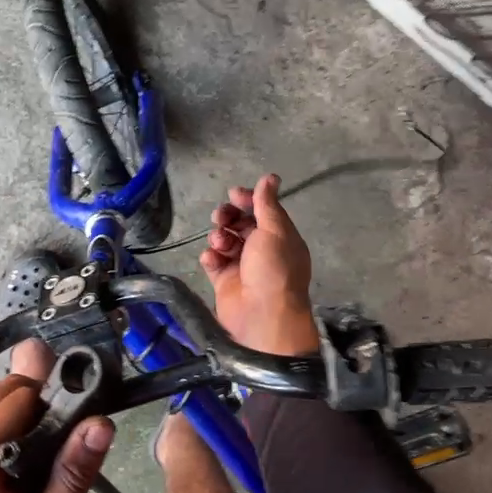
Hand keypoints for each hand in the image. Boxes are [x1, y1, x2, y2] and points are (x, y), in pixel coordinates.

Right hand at [199, 173, 316, 355]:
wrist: (262, 315)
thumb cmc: (273, 269)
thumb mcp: (274, 230)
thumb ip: (267, 203)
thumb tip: (271, 177)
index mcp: (280, 236)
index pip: (262, 210)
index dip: (248, 200)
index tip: (234, 194)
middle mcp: (262, 249)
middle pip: (240, 223)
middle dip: (228, 216)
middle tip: (221, 218)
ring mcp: (242, 266)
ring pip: (224, 240)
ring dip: (219, 236)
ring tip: (219, 243)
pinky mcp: (224, 280)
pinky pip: (213, 261)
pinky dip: (211, 257)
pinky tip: (213, 260)